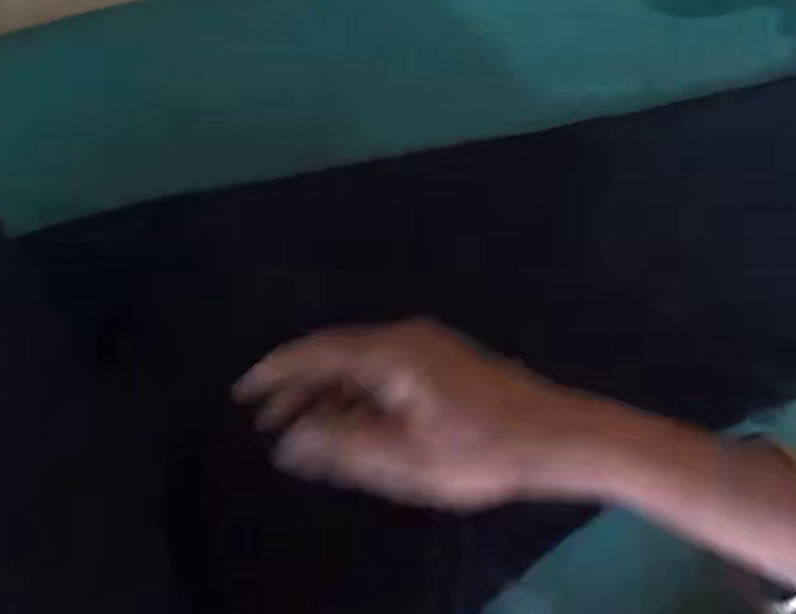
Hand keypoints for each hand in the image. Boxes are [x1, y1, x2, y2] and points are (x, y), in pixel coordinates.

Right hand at [233, 318, 603, 509]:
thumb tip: (290, 439)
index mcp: (394, 351)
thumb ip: (344, 445)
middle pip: (339, 353)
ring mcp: (426, 345)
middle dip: (299, 384)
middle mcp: (406, 337)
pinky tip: (348, 421)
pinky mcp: (440, 360)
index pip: (321, 350)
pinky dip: (358, 393)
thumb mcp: (405, 458)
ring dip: (328, 391)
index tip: (243, 389)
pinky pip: (384, 370)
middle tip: (264, 419)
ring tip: (298, 427)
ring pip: (361, 362)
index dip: (279, 369)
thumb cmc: (480, 449)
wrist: (551, 432)